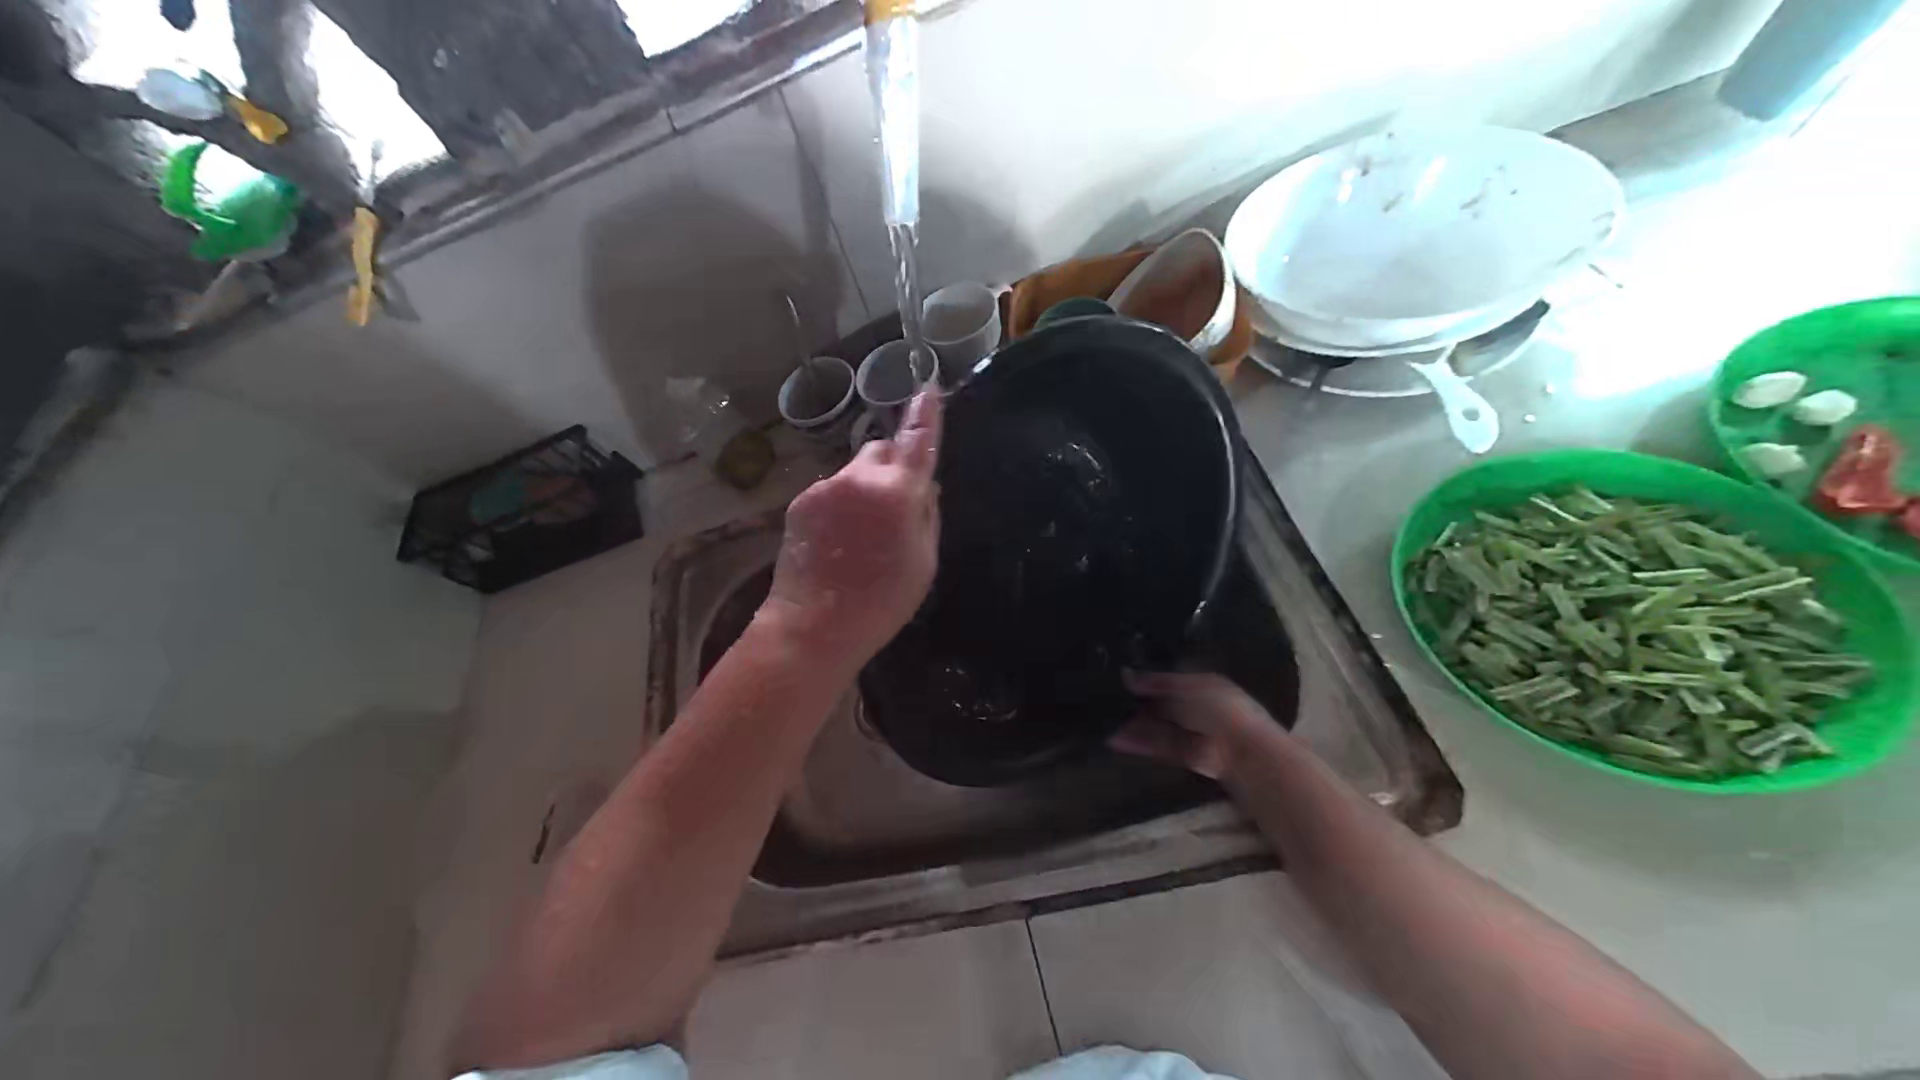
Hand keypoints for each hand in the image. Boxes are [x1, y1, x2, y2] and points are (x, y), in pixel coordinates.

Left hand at [761, 389, 942, 663]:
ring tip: (861, 536)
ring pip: (854, 472)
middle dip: (890, 468)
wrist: (814, 624)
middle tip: (893, 509)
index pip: (917, 440)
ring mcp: (826, 487)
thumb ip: (927, 515)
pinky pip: (831, 491)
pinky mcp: (801, 501)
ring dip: (863, 490)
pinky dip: (840, 505)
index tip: (928, 387)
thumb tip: (926, 486)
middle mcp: (860, 478)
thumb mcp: (924, 561)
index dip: (926, 414)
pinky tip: (837, 541)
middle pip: (880, 451)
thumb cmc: (882, 601)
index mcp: (898, 492)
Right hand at [1110, 670, 1284, 782]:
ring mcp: (1195, 733)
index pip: (1172, 679)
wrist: (1246, 755)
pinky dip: (1140, 743)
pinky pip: (1161, 746)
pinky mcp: (1188, 757)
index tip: (1120, 678)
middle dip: (1140, 703)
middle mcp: (1201, 708)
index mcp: (1206, 684)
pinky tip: (1117, 739)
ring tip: (1106, 723)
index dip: (1148, 679)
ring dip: (1136, 725)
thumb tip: (1127, 675)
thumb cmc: (1221, 710)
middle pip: (1164, 704)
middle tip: (1109, 700)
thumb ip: (1157, 682)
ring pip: (1160, 726)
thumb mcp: (1187, 687)